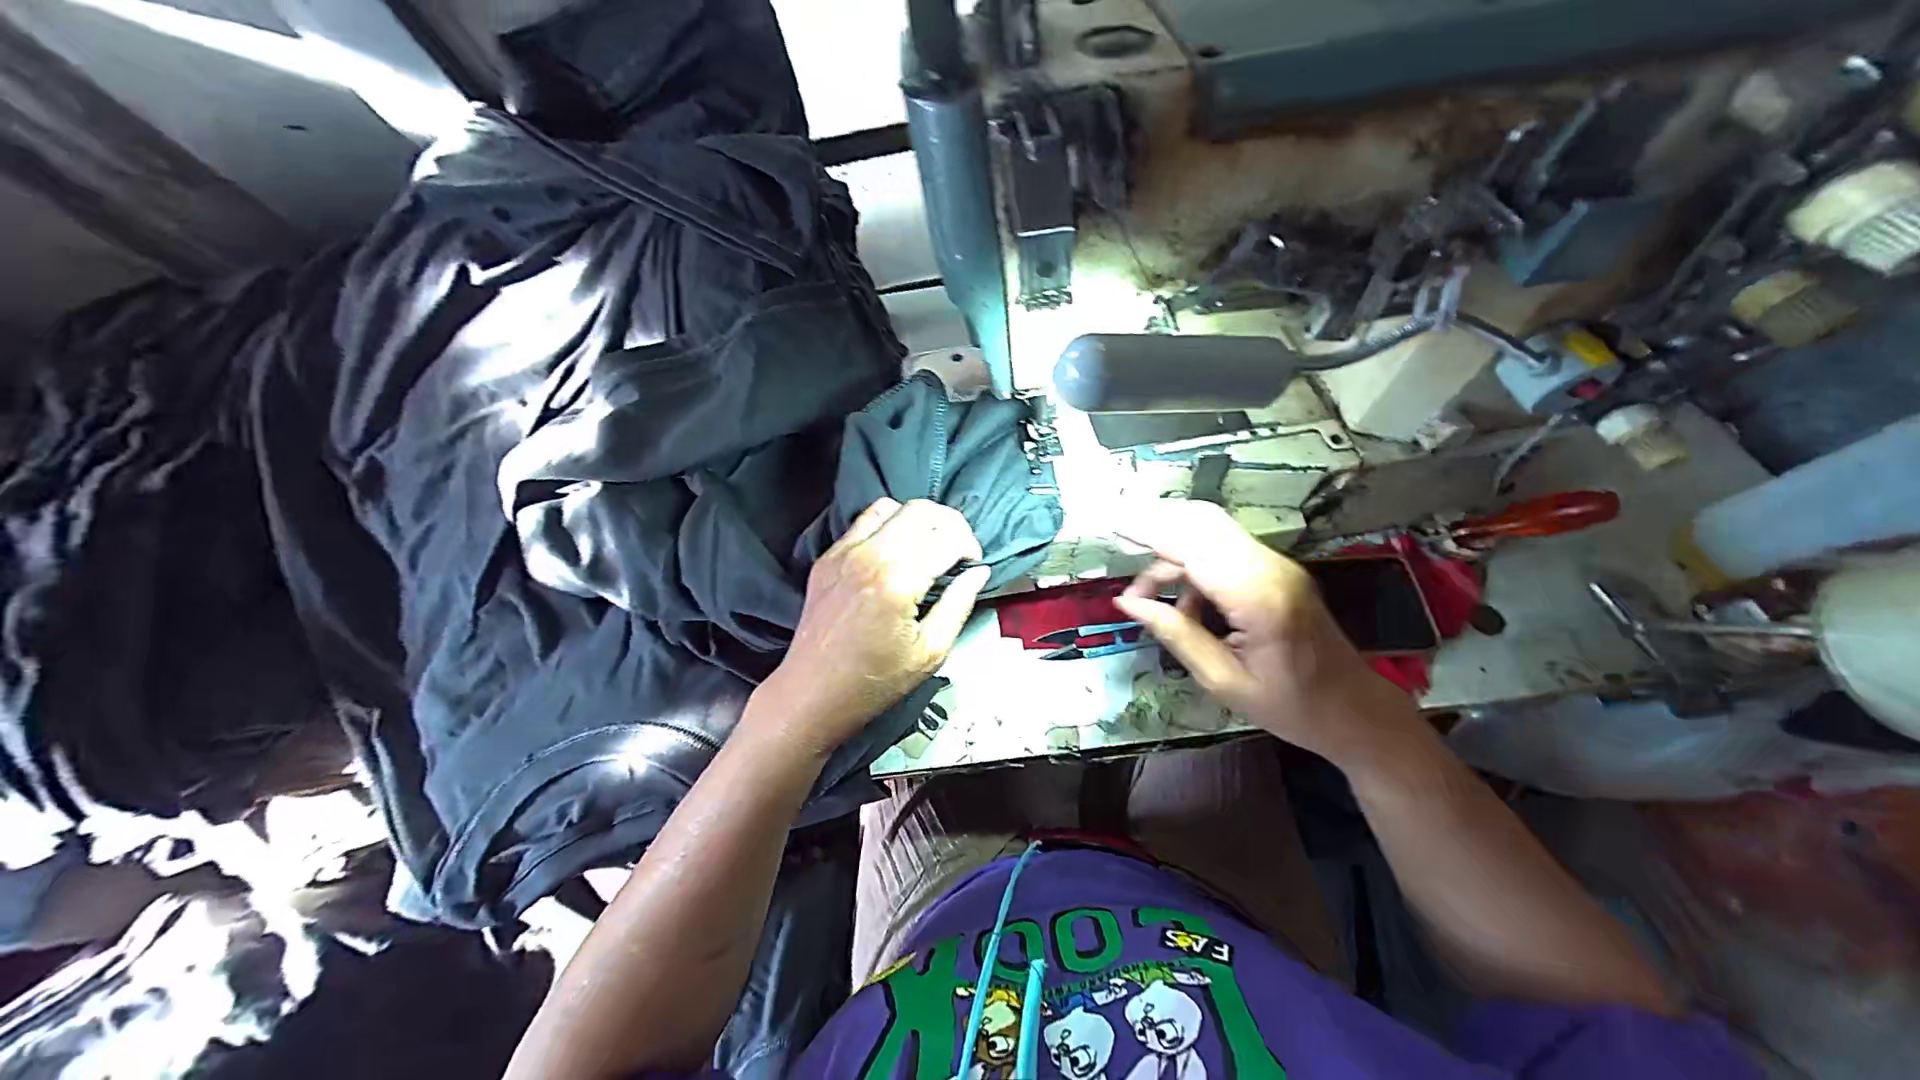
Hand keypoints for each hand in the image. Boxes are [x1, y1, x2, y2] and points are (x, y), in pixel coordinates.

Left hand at [753, 498, 989, 756]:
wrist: (813, 693)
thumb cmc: (873, 681)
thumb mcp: (931, 651)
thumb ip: (959, 604)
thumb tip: (977, 573)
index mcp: (897, 580)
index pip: (946, 536)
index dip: (969, 545)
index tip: (973, 563)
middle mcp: (868, 555)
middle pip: (921, 511)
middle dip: (950, 525)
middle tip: (959, 551)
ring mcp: (844, 552)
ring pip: (892, 506)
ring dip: (919, 519)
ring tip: (930, 546)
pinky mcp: (828, 557)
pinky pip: (864, 521)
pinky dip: (889, 524)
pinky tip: (898, 550)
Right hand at [1110, 501, 1425, 772]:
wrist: (1356, 709)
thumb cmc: (1292, 706)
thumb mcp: (1223, 681)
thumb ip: (1176, 634)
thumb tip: (1128, 603)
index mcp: (1258, 598)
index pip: (1194, 547)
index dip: (1150, 532)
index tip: (1112, 524)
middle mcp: (1270, 569)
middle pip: (1203, 523)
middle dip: (1155, 526)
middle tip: (1117, 538)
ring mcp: (1276, 566)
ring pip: (1211, 532)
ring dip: (1171, 550)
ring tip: (1143, 594)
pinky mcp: (1276, 571)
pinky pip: (1223, 549)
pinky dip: (1191, 562)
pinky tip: (1179, 601)